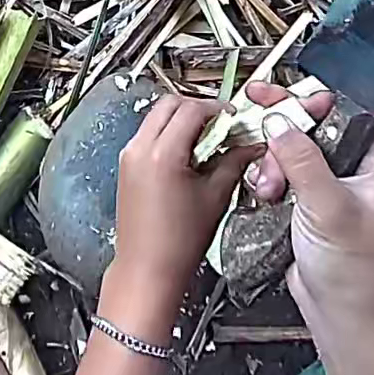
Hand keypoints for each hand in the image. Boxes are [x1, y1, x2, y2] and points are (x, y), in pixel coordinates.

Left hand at [111, 94, 263, 303]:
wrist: (146, 270)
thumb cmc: (178, 243)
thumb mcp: (214, 197)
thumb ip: (232, 162)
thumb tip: (248, 145)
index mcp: (162, 154)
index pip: (190, 110)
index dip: (215, 108)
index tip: (231, 116)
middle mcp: (140, 148)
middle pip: (169, 104)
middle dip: (196, 107)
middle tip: (219, 122)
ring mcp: (129, 154)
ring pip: (156, 116)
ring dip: (180, 118)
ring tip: (205, 137)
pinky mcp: (126, 163)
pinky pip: (148, 133)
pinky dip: (167, 132)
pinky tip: (187, 151)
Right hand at [242, 82, 373, 336]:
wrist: (340, 319)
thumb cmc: (354, 274)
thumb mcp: (329, 209)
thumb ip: (304, 161)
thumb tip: (280, 122)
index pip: (347, 115)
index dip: (315, 102)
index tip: (284, 97)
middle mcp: (354, 172)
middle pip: (313, 127)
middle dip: (284, 128)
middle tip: (257, 107)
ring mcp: (329, 186)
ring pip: (292, 149)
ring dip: (272, 159)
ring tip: (269, 185)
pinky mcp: (307, 200)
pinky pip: (282, 171)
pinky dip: (268, 176)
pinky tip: (265, 192)